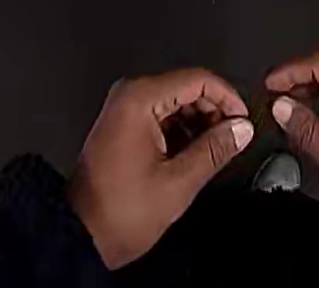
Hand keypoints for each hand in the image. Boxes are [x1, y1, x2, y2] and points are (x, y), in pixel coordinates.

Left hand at [67, 69, 253, 269]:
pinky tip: (191, 153)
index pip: (199, 79)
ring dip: (199, 122)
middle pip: (188, 86)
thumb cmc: (117, 213)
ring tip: (212, 150)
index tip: (242, 119)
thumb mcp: (177, 183)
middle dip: (214, 111)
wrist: (76, 239)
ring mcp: (125, 106)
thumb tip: (240, 129)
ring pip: (178, 99)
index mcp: (141, 98)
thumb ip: (215, 150)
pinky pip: (163, 111)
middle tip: (231, 137)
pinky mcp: (124, 120)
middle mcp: (131, 93)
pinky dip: (182, 128)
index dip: (228, 98)